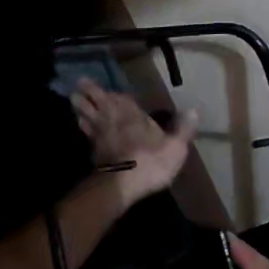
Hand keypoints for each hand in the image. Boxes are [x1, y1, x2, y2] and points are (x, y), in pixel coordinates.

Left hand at [71, 78, 199, 203]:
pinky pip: (86, 131)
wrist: (122, 186)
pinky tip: (80, 122)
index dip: (116, 95)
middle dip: (90, 92)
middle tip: (80, 82)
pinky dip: (81, 123)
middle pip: (99, 102)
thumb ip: (183, 129)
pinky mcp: (93, 149)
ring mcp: (101, 134)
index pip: (121, 99)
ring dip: (81, 105)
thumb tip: (194, 110)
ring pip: (88, 114)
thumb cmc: (151, 163)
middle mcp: (114, 120)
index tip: (111, 91)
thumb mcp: (175, 148)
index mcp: (133, 115)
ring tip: (73, 97)